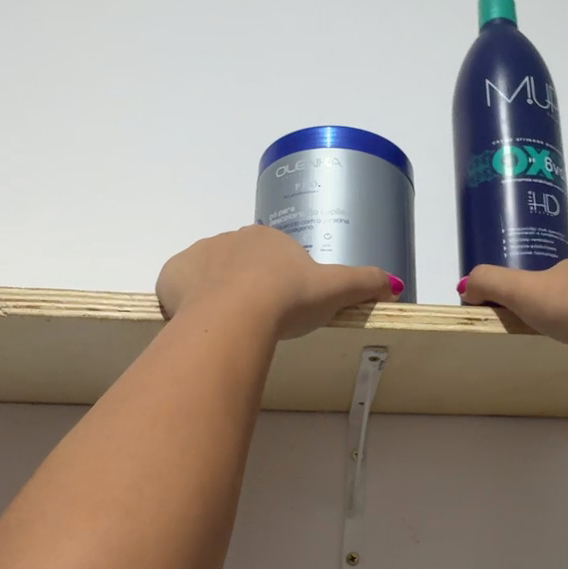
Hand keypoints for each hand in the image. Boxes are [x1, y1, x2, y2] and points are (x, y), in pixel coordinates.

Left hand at [157, 225, 402, 339]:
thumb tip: (395, 284)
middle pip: (240, 266)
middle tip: (258, 323)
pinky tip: (202, 326)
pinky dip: (188, 304)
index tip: (283, 311)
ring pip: (208, 277)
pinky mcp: (171, 277)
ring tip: (231, 329)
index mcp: (267, 238)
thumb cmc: (289, 299)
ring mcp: (197, 256)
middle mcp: (230, 239)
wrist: (238, 315)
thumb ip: (365, 283)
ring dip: (217, 297)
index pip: (274, 260)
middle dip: (248, 290)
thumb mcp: (336, 290)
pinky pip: (180, 289)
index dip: (280, 285)